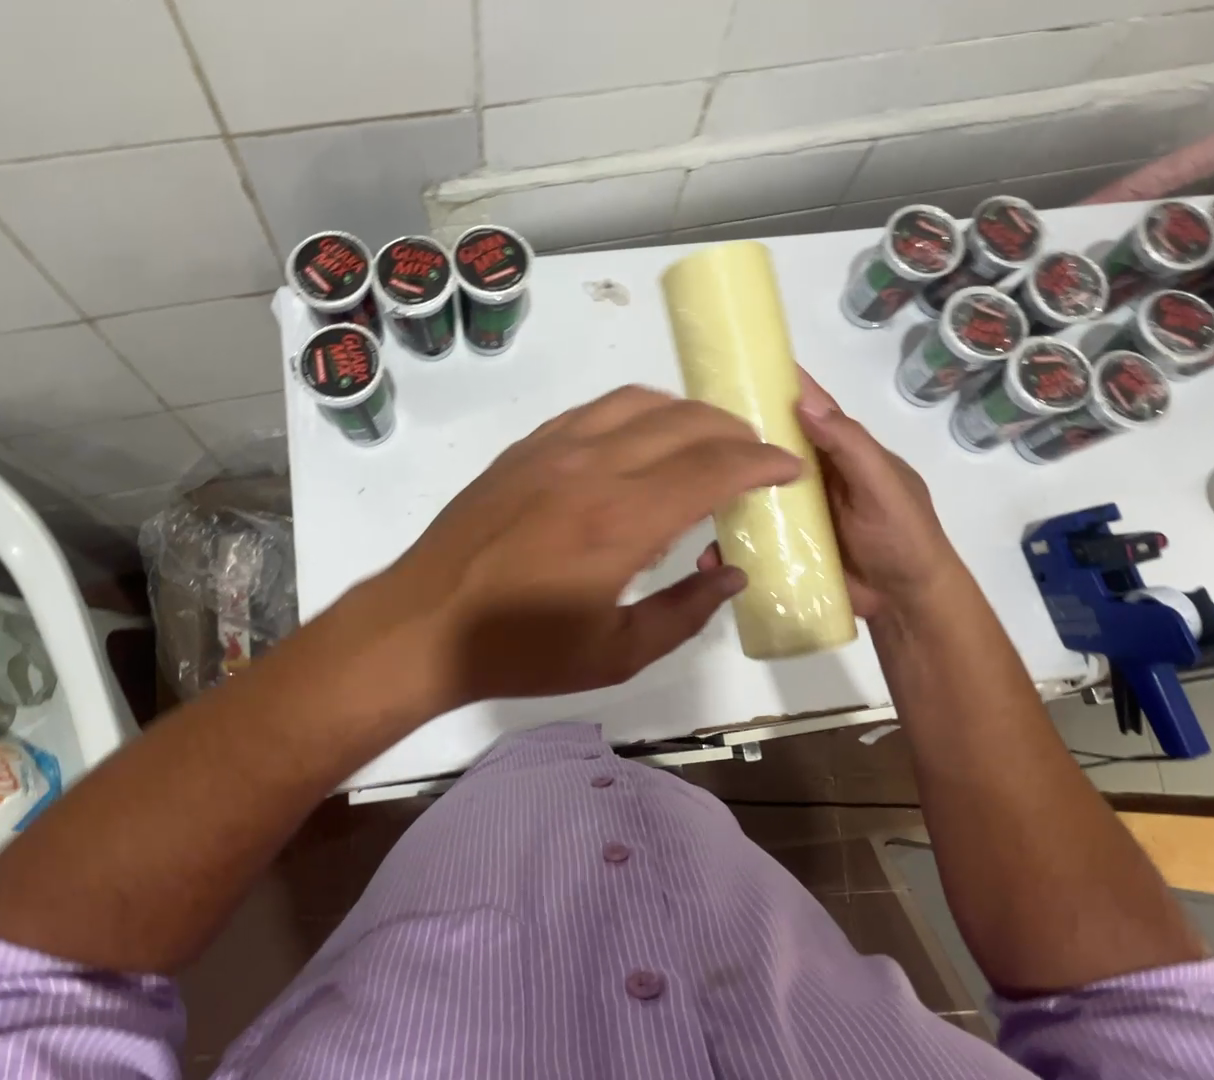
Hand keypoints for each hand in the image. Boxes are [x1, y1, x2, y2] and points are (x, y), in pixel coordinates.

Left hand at [371, 385, 801, 711]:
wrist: (424, 625)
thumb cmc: (521, 651)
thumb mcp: (615, 654)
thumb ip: (684, 612)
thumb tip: (732, 574)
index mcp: (622, 520)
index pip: (713, 467)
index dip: (761, 463)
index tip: (788, 469)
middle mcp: (592, 467)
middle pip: (684, 422)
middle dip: (734, 432)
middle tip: (756, 455)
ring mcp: (552, 450)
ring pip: (638, 402)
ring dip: (686, 413)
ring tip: (706, 440)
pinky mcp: (523, 449)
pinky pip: (593, 411)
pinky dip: (634, 413)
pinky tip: (640, 440)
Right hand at [700, 369, 963, 619]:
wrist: (905, 602)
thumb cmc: (903, 536)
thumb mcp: (882, 487)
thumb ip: (849, 446)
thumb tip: (802, 403)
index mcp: (838, 452)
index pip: (804, 410)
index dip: (776, 387)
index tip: (736, 367)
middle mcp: (810, 477)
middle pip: (766, 451)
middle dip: (734, 443)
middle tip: (690, 437)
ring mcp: (794, 514)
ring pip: (749, 496)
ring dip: (722, 499)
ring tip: (690, 502)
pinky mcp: (782, 548)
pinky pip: (748, 541)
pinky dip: (727, 548)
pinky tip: (710, 558)